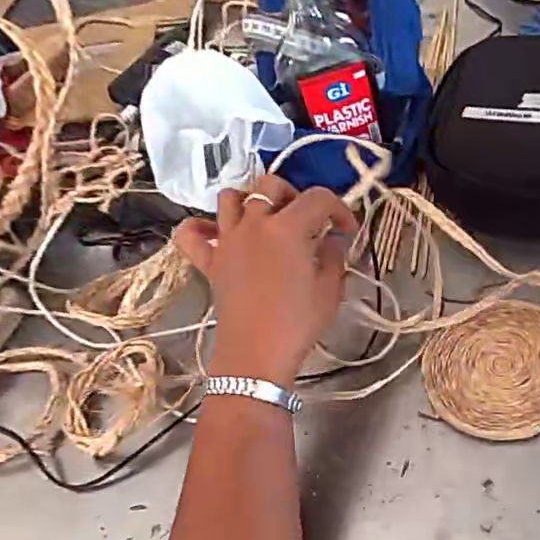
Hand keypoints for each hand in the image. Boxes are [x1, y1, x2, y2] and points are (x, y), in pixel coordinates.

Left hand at [172, 174, 356, 388]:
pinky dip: (202, 226)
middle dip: (294, 195)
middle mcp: (254, 224)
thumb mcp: (330, 290)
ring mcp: (227, 240)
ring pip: (231, 197)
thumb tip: (331, 241)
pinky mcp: (209, 261)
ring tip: (268, 221)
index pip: (318, 199)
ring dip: (251, 201)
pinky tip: (219, 234)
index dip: (339, 208)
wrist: (257, 353)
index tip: (347, 229)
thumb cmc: (298, 322)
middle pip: (270, 185)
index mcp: (288, 228)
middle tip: (308, 220)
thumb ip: (334, 257)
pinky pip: (192, 232)